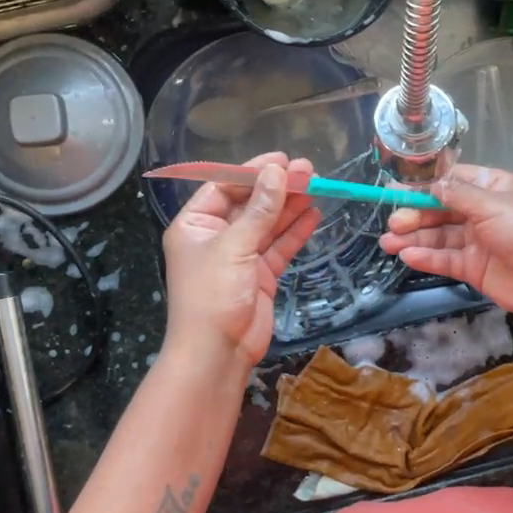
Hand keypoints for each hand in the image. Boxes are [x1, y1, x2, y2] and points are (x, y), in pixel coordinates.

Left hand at [162, 152, 321, 365]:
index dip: (252, 171)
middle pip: (250, 203)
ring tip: (317, 186)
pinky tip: (314, 214)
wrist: (217, 352)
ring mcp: (239, 256)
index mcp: (195, 225)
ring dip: (290, 206)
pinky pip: (278, 246)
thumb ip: (260, 210)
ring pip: (268, 224)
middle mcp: (216, 237)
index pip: (224, 187)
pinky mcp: (259, 275)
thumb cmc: (213, 295)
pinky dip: (295, 232)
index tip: (282, 160)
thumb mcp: (234, 248)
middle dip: (277, 188)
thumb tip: (277, 172)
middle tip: (308, 170)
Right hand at [378, 164, 512, 319]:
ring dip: (414, 238)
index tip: (397, 191)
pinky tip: (407, 256)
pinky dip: (426, 258)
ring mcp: (477, 241)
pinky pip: (445, 260)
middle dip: (415, 216)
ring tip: (388, 243)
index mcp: (492, 188)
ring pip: (439, 237)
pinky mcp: (474, 268)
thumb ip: (457, 195)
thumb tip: (431, 185)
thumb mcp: (492, 204)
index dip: (425, 187)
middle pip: (440, 211)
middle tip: (393, 223)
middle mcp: (482, 212)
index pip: (452, 181)